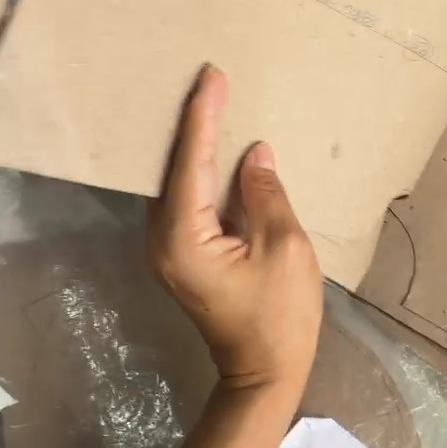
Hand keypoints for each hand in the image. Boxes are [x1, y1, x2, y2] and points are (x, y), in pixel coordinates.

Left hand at [148, 66, 322, 398]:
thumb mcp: (284, 247)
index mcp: (184, 236)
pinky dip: (198, 172)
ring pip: (175, 184)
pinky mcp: (182, 255)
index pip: (191, 161)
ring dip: (192, 146)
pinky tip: (215, 153)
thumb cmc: (280, 314)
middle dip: (189, 124)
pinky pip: (185, 201)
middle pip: (171, 169)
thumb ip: (266, 194)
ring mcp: (167, 249)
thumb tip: (254, 154)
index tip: (212, 76)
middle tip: (207, 81)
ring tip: (210, 106)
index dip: (203, 116)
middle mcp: (161, 239)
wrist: (265, 371)